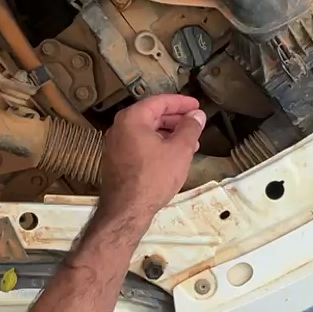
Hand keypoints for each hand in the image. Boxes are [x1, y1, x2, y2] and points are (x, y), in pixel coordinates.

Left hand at [97, 93, 204, 228]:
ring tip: (189, 142)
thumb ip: (190, 128)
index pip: (159, 101)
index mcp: (132, 119)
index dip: (181, 103)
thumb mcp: (179, 150)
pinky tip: (172, 156)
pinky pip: (139, 144)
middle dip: (176, 119)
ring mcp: (115, 144)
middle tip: (194, 123)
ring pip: (146, 131)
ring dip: (168, 133)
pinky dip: (157, 144)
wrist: (127, 210)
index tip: (196, 105)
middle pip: (151, 115)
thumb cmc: (153, 178)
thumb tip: (197, 115)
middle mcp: (120, 127)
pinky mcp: (116, 160)